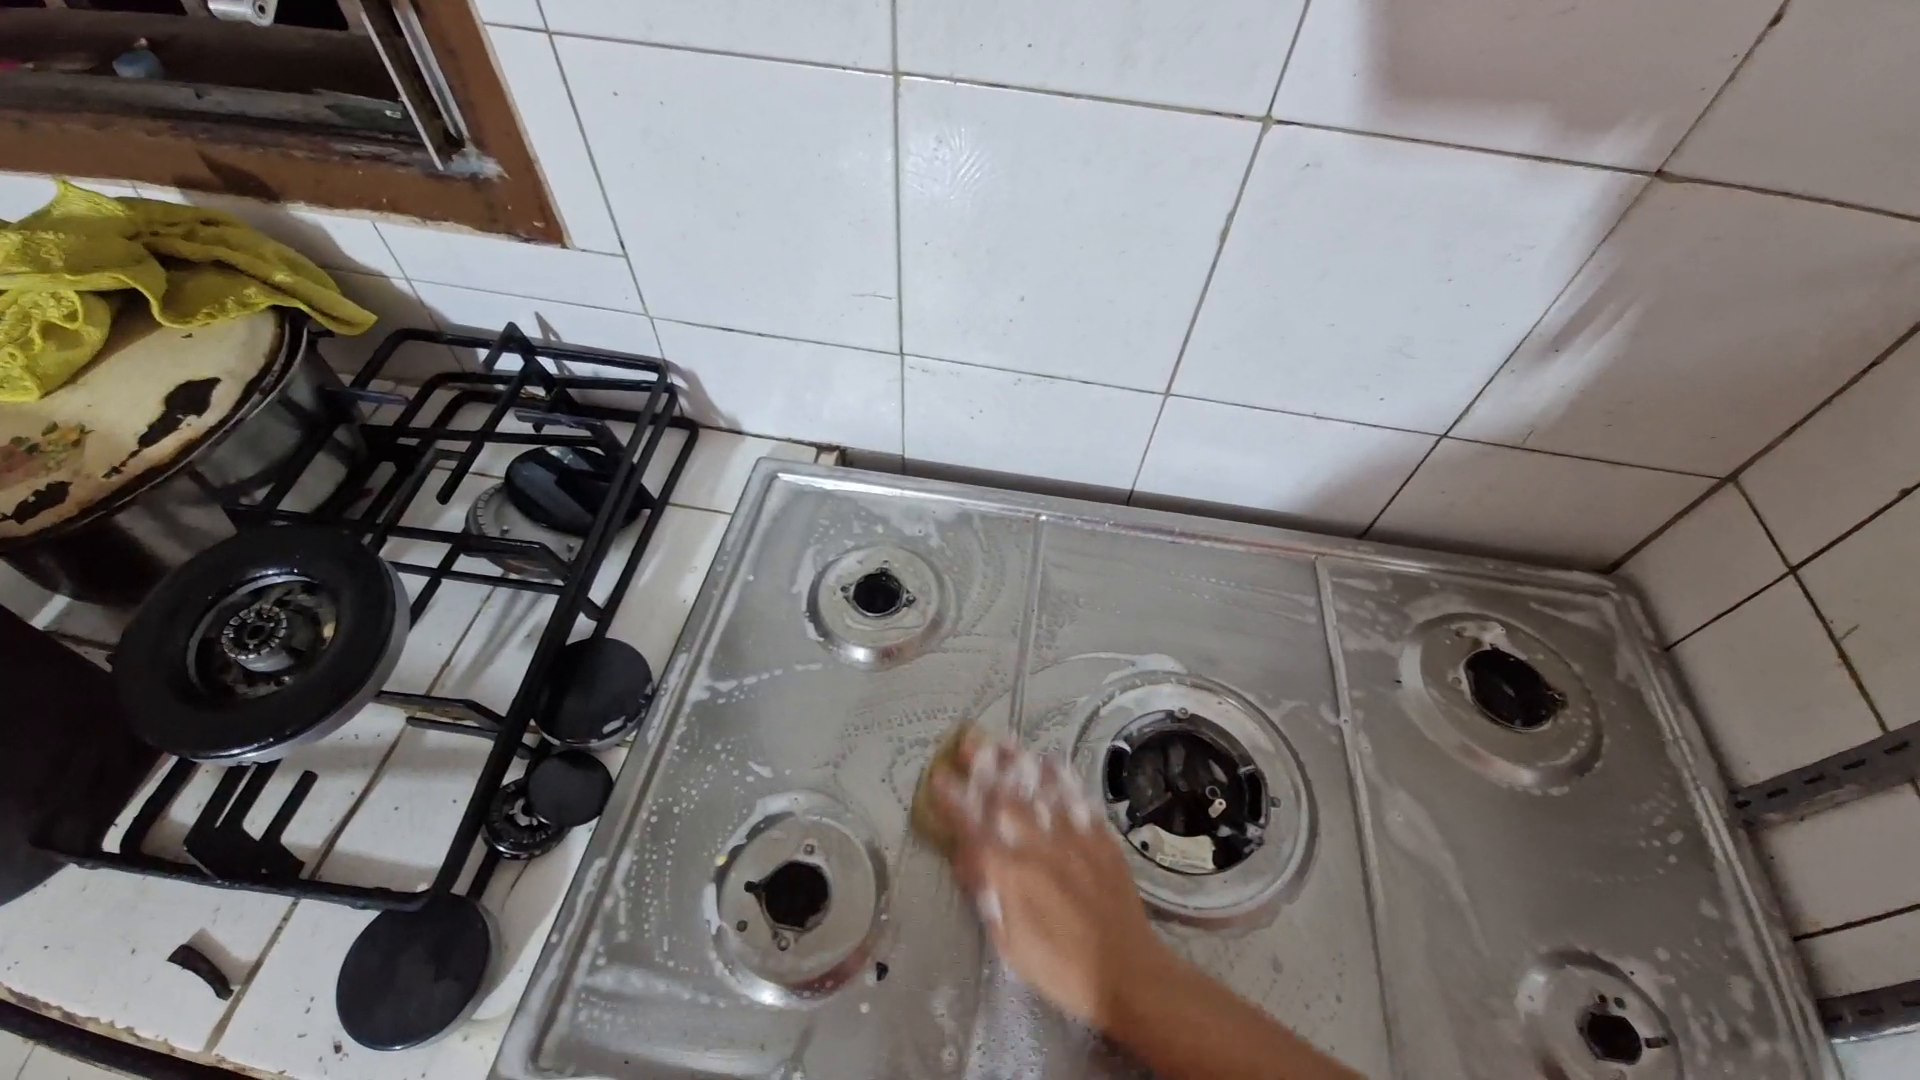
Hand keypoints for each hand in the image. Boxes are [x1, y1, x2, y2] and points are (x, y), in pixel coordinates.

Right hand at [928, 733, 1175, 1028]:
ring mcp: (1074, 838)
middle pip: (1007, 797)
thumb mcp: (1010, 944)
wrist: (1128, 970)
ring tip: (1006, 739)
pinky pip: (1078, 800)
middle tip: (969, 739)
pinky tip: (1053, 763)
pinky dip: (1063, 779)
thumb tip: (966, 859)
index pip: (974, 828)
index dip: (954, 801)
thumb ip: (988, 895)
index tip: (939, 776)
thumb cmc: (1061, 967)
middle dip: (986, 766)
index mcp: (1012, 873)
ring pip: (1043, 790)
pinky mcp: (1101, 840)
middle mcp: (1040, 846)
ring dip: (1022, 762)